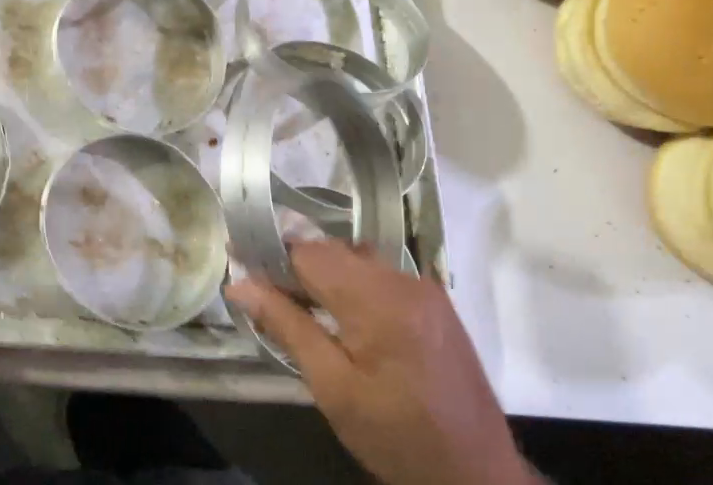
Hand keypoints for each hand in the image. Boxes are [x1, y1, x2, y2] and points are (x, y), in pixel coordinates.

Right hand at [226, 241, 538, 484]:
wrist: (476, 476)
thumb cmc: (397, 437)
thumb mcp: (333, 387)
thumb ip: (286, 327)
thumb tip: (238, 284)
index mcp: (379, 301)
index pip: (308, 252)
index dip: (268, 255)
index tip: (236, 260)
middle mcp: (405, 282)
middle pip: (332, 251)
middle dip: (293, 265)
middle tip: (260, 292)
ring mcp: (426, 291)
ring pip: (354, 260)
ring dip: (321, 274)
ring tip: (296, 306)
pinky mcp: (436, 305)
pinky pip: (379, 276)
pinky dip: (350, 285)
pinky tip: (337, 315)